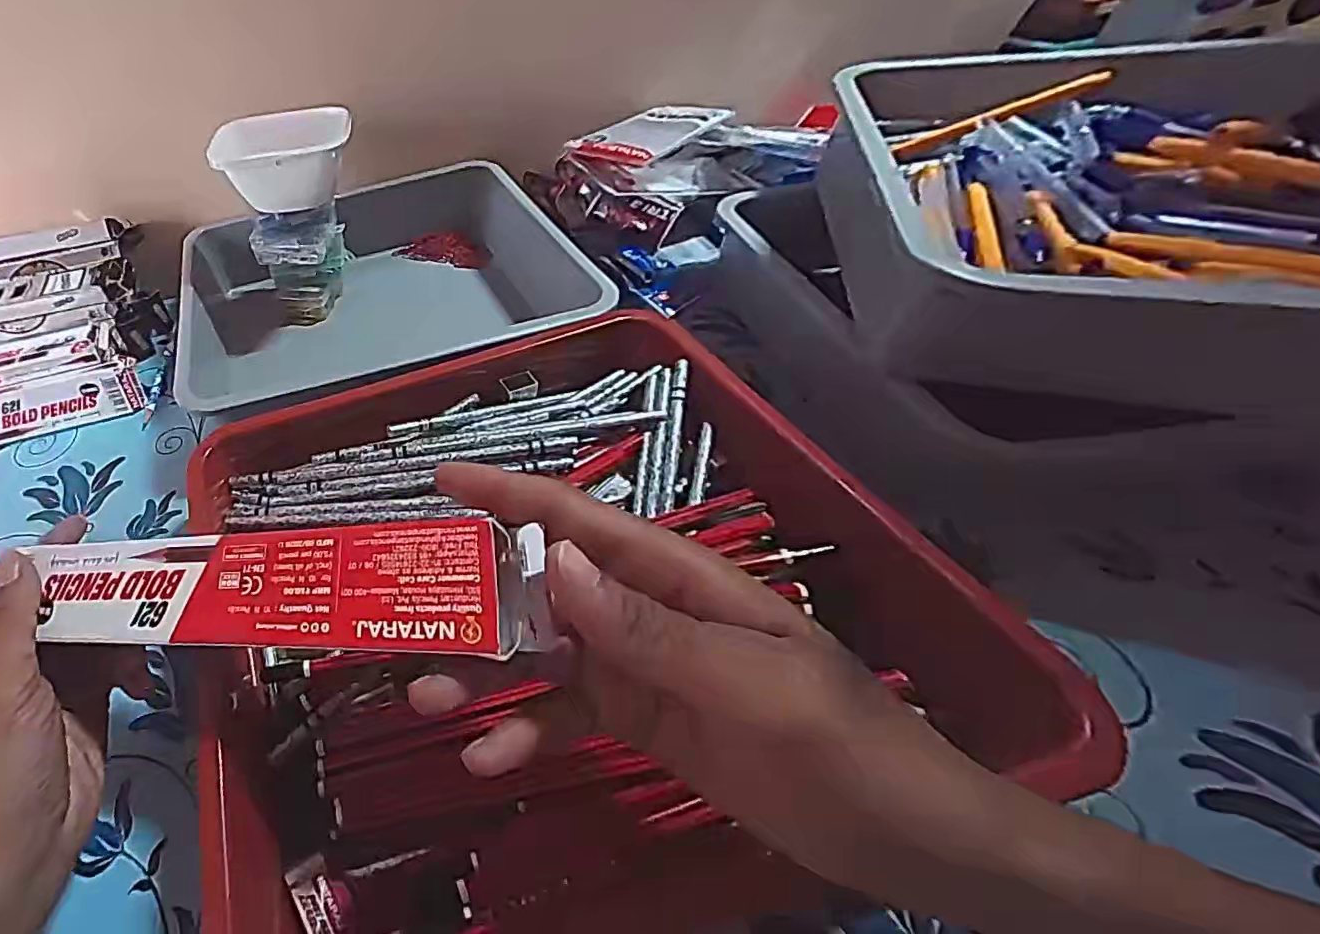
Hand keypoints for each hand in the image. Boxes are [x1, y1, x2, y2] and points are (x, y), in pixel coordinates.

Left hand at [0, 516, 146, 933]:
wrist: (25, 853)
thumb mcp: (0, 689)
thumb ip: (12, 621)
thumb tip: (19, 558)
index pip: (18, 590)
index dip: (51, 556)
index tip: (85, 525)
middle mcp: (18, 663)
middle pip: (63, 608)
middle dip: (98, 597)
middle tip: (137, 581)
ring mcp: (56, 685)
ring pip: (94, 634)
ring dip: (119, 636)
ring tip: (137, 650)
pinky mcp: (89, 703)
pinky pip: (113, 665)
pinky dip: (130, 666)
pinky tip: (140, 682)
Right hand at [416, 465, 1319, 933]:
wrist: (909, 839)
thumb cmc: (841, 740)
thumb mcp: (749, 683)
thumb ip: (647, 628)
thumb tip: (555, 560)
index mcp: (668, 575)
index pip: (575, 517)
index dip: (508, 492)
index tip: (443, 479)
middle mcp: (636, 606)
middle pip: (539, 584)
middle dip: (475, 595)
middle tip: (410, 611)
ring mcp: (629, 663)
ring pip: (538, 652)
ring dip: (484, 671)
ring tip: (429, 697)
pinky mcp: (630, 715)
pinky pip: (561, 713)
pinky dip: (523, 729)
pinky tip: (489, 758)